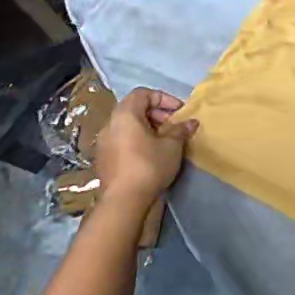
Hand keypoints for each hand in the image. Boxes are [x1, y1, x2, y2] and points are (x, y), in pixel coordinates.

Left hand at [93, 89, 196, 204]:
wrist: (123, 201)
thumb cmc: (149, 166)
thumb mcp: (172, 146)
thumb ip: (181, 130)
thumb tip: (191, 122)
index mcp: (124, 114)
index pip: (143, 93)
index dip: (163, 98)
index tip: (179, 112)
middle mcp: (110, 124)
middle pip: (134, 108)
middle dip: (156, 114)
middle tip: (173, 126)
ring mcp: (103, 142)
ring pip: (127, 126)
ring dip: (147, 128)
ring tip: (164, 142)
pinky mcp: (103, 159)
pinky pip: (121, 140)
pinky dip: (136, 141)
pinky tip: (150, 155)